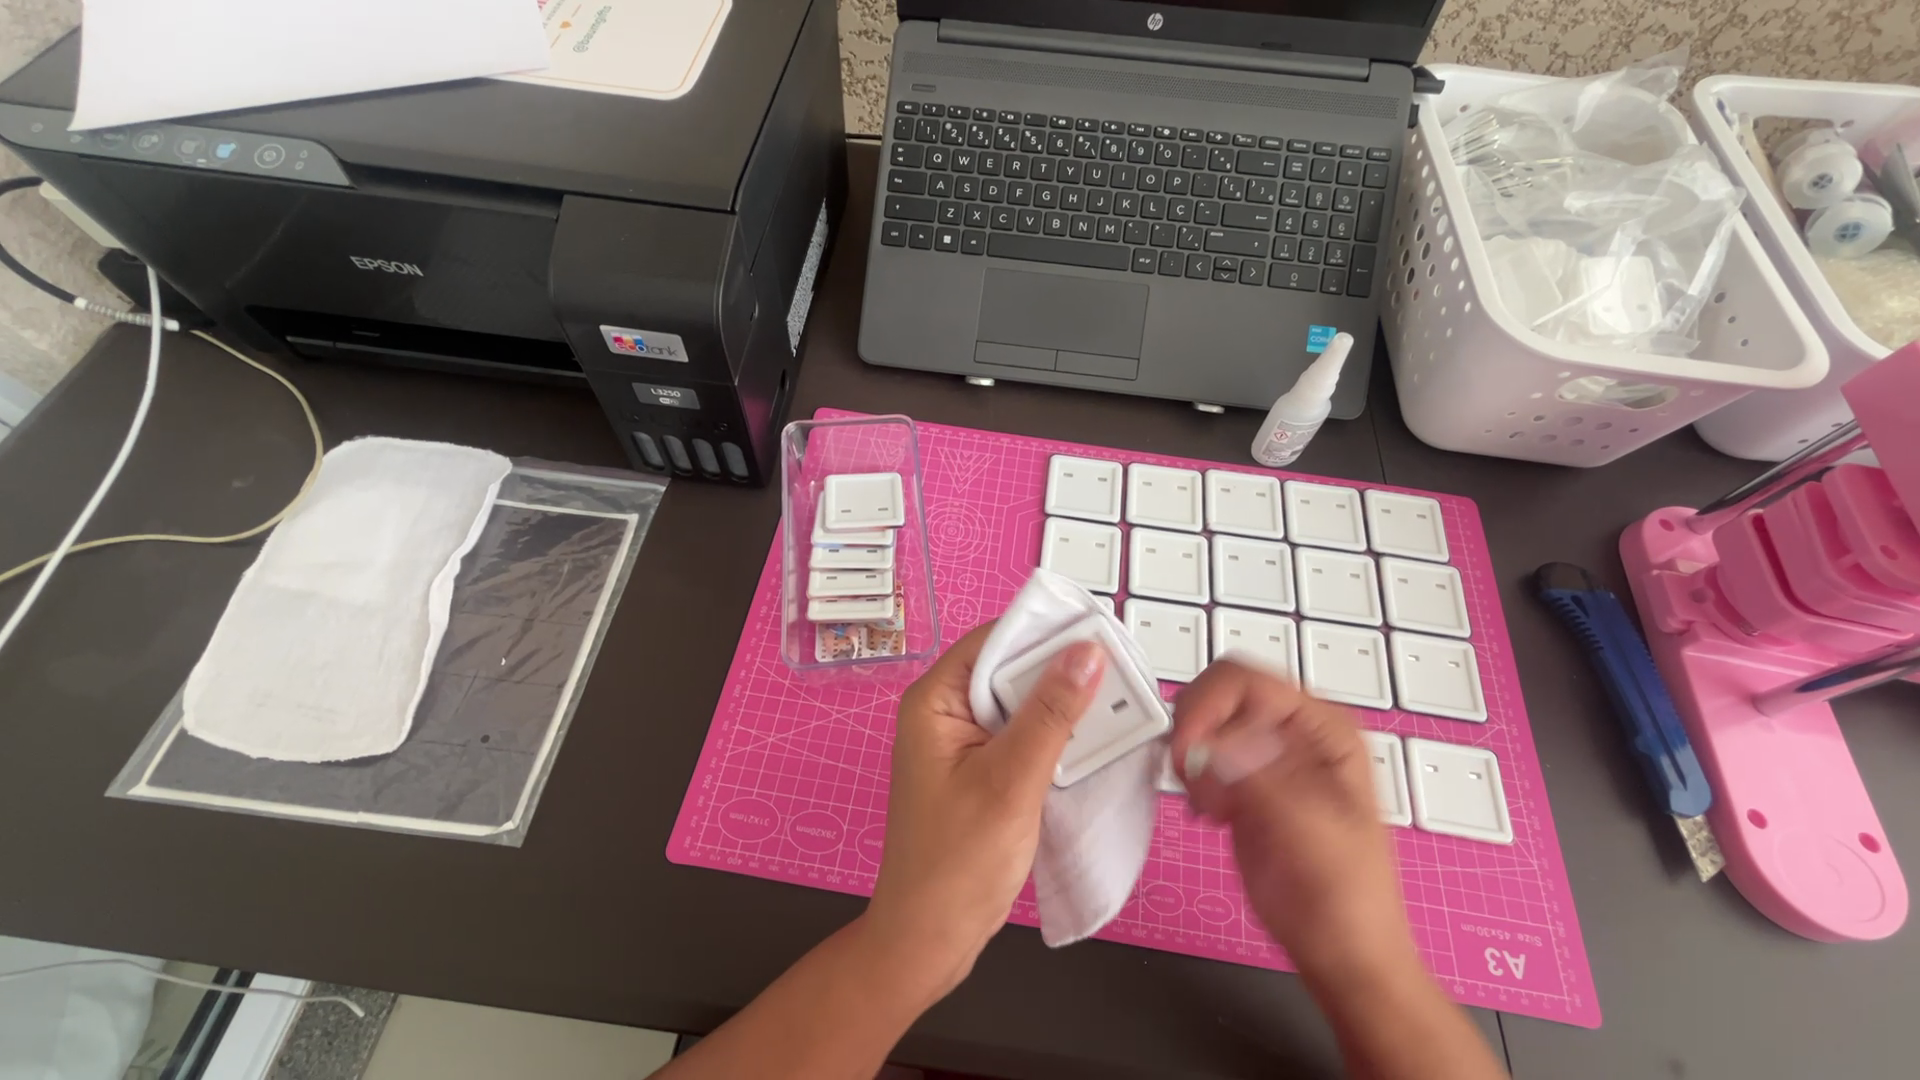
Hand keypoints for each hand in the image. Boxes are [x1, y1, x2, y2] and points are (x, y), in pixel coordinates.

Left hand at [866, 623, 1105, 995]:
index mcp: (934, 701)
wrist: (931, 938)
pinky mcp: (983, 769)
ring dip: (1064, 705)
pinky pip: (1023, 735)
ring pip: (1021, 703)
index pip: (992, 643)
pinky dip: (1056, 736)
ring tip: (1119, 700)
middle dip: (1061, 670)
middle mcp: (945, 712)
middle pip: (1009, 671)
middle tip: (1122, 669)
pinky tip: (1093, 739)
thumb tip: (1087, 652)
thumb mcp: (1010, 780)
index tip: (1099, 632)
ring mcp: (963, 743)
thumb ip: (1050, 714)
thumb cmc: (957, 862)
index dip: (1044, 634)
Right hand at [1171, 659, 1419, 991]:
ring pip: (1200, 721)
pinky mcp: (1241, 780)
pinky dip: (1190, 778)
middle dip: (1195, 733)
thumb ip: (1263, 780)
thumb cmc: (1344, 900)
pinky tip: (1212, 814)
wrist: (1339, 953)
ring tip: (1214, 806)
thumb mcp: (1311, 835)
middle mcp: (1292, 731)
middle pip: (1217, 693)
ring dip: (1191, 760)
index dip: (1206, 707)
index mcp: (1322, 728)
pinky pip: (1196, 754)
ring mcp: (1265, 754)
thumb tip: (1213, 741)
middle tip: (1201, 785)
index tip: (1187, 754)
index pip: (1245, 680)